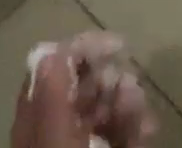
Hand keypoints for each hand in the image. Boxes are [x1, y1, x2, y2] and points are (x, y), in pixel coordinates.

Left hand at [12, 43, 155, 147]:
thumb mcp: (55, 139)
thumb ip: (52, 98)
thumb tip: (50, 51)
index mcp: (36, 120)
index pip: (50, 69)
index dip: (79, 50)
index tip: (113, 44)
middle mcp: (59, 126)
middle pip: (85, 83)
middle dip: (110, 78)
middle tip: (122, 86)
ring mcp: (86, 140)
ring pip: (111, 102)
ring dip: (129, 100)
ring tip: (135, 113)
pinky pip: (128, 126)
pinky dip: (139, 123)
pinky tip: (145, 132)